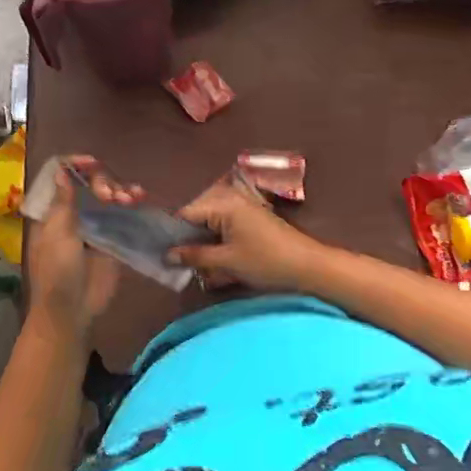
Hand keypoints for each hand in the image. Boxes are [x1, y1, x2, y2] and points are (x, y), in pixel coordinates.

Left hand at [23, 156, 136, 344]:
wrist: (72, 310)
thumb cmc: (57, 272)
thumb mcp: (57, 234)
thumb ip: (63, 202)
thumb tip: (60, 170)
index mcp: (52, 210)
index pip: (62, 176)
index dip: (76, 165)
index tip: (92, 162)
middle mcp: (73, 212)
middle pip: (89, 183)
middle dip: (102, 181)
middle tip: (111, 196)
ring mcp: (94, 224)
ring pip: (108, 196)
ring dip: (120, 190)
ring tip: (130, 198)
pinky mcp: (112, 238)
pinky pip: (123, 214)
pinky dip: (131, 203)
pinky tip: (140, 198)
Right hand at [169, 179, 324, 288]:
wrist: (312, 269)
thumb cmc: (267, 261)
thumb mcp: (227, 261)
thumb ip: (194, 256)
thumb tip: (167, 255)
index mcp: (222, 204)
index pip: (184, 214)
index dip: (170, 233)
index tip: (159, 251)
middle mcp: (230, 201)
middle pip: (195, 219)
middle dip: (186, 241)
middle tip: (176, 262)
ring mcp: (242, 211)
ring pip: (209, 227)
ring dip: (202, 246)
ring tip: (194, 267)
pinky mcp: (250, 223)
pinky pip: (223, 231)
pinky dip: (216, 246)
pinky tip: (214, 266)